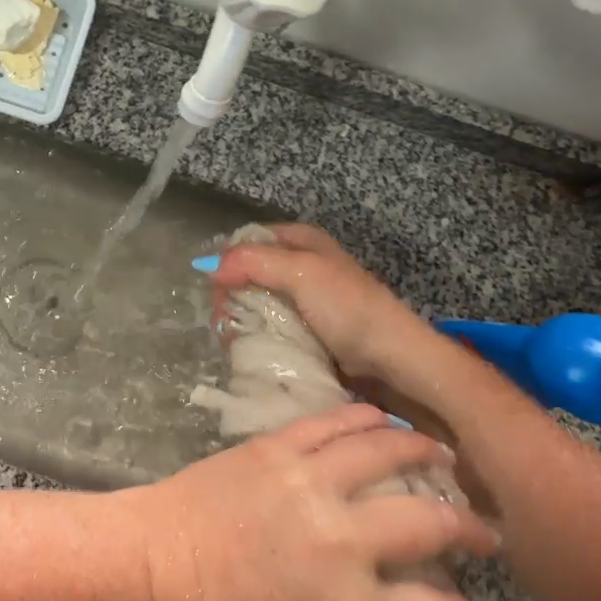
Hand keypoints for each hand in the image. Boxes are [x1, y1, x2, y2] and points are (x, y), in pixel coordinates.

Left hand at [121, 403, 497, 600]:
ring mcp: (307, 481)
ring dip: (423, 451)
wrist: (164, 555)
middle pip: (429, 523)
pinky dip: (363, 417)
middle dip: (468, 526)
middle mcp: (340, 537)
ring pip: (385, 452)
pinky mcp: (276, 446)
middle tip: (478, 525)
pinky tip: (383, 418)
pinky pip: (331, 423)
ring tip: (441, 454)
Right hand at [211, 222, 433, 380]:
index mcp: (300, 240)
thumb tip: (208, 266)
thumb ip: (253, 262)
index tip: (219, 287)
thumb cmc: (349, 309)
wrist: (393, 360)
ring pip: (255, 302)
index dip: (229, 260)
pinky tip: (250, 348)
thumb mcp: (301, 273)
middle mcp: (300, 264)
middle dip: (231, 295)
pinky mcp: (306, 329)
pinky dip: (256, 335)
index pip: (247, 240)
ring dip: (241, 319)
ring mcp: (303, 299)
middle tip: (226, 320)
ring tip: (235, 338)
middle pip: (247, 273)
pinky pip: (268, 326)